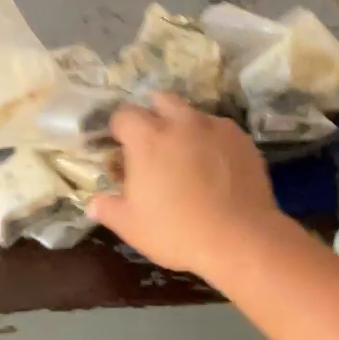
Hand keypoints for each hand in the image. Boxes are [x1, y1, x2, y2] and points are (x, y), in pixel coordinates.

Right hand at [90, 92, 290, 276]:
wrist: (239, 239)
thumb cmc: (176, 232)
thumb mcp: (131, 227)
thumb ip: (109, 209)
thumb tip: (95, 203)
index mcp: (148, 138)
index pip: (124, 115)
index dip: (119, 129)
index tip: (120, 147)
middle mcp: (182, 122)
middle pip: (161, 100)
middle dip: (153, 115)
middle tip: (153, 145)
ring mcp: (216, 128)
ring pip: (194, 115)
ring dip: (185, 127)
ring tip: (187, 156)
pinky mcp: (243, 140)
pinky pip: (221, 131)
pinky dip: (213, 142)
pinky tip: (216, 167)